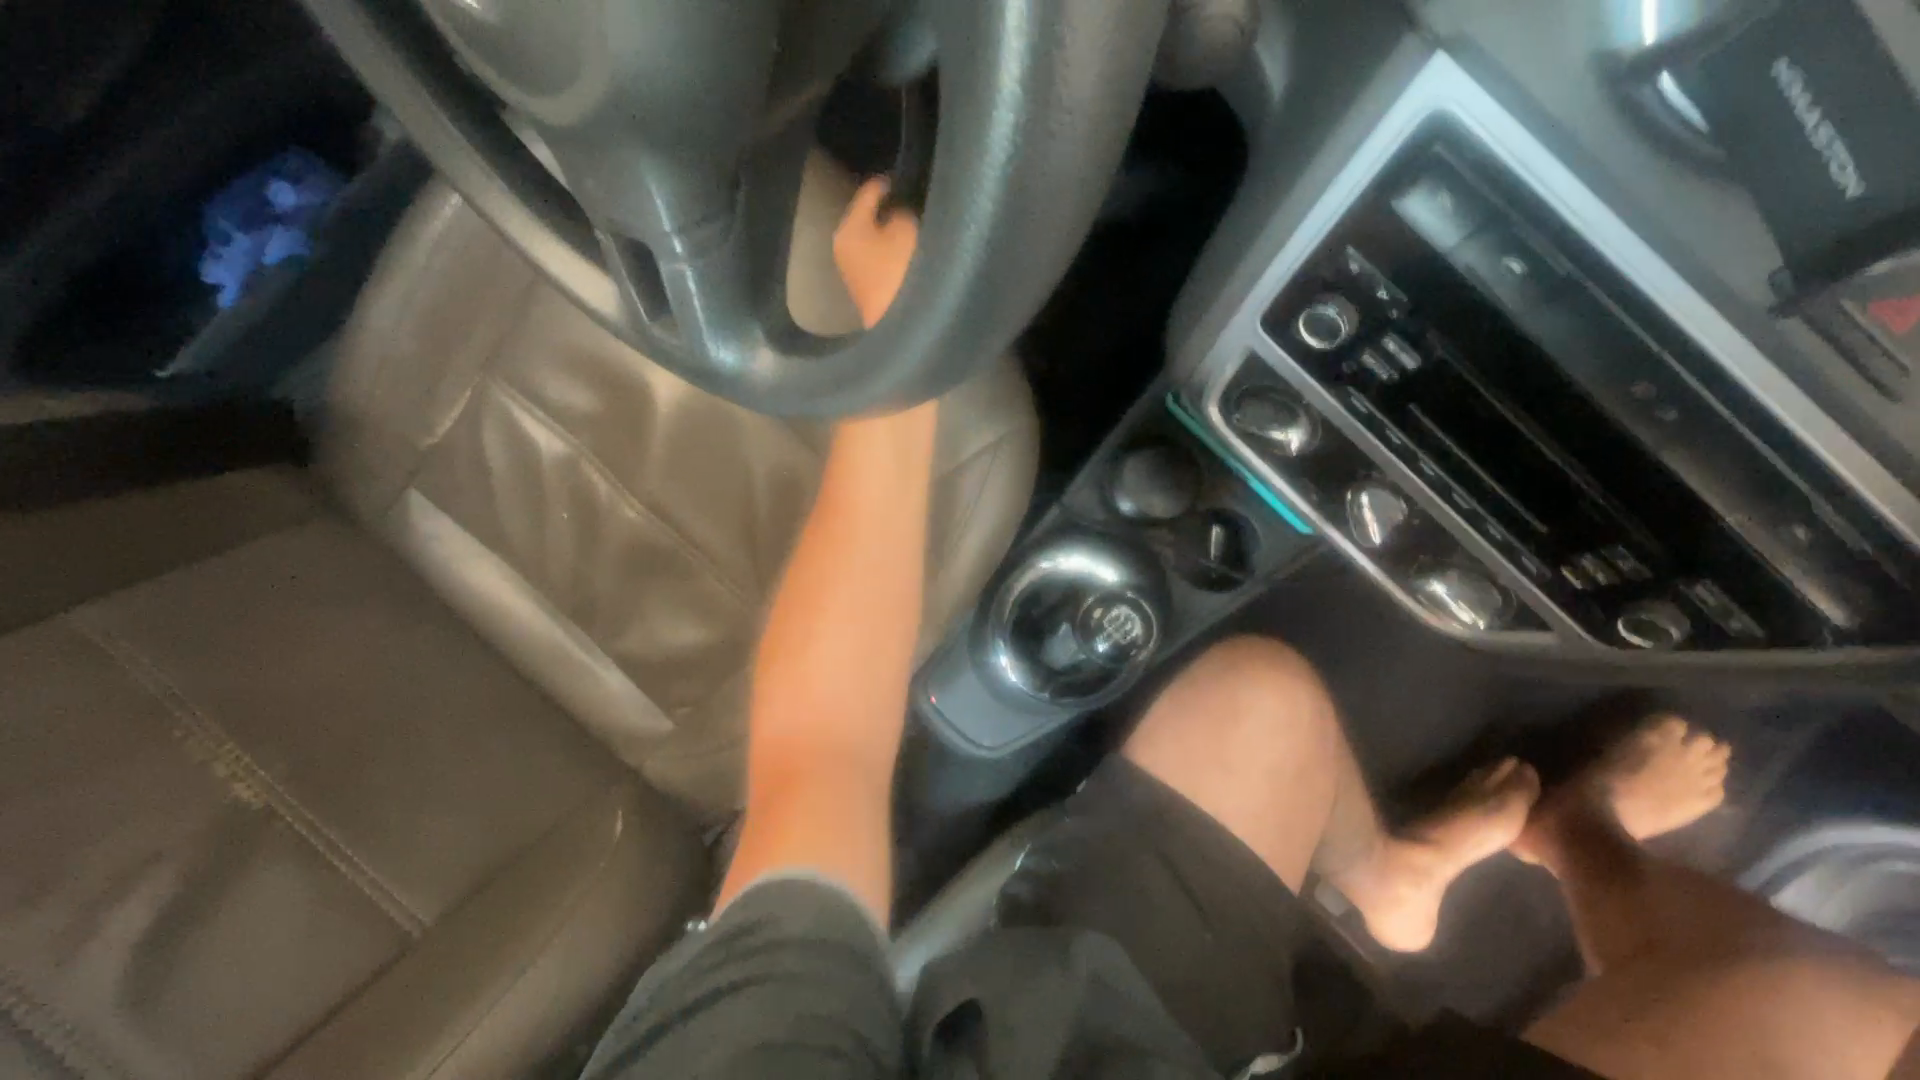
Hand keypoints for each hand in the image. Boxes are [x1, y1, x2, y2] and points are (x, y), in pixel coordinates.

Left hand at [834, 179, 917, 328]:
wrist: (889, 320)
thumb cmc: (896, 272)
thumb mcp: (906, 233)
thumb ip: (901, 214)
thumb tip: (896, 213)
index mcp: (850, 225)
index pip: (867, 192)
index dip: (885, 183)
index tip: (899, 177)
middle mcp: (842, 241)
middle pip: (864, 214)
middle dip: (883, 207)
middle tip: (904, 201)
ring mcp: (847, 263)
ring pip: (866, 234)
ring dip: (883, 229)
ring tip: (904, 226)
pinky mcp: (856, 281)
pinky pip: (870, 253)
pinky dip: (882, 248)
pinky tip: (898, 251)